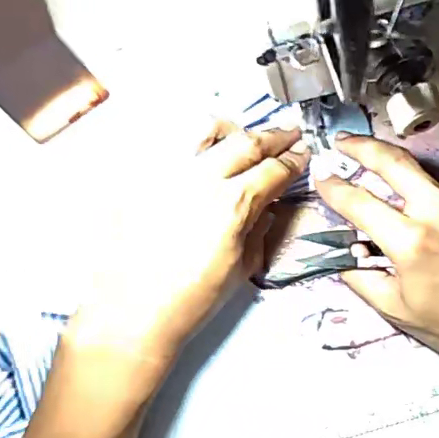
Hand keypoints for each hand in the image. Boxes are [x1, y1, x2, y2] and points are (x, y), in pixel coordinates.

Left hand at [65, 120, 308, 384]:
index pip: (273, 170)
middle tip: (290, 133)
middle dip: (274, 135)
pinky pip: (170, 141)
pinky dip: (194, 139)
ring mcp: (166, 171)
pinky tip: (203, 149)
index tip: (305, 154)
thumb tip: (269, 205)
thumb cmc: (193, 298)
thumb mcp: (242, 266)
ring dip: (233, 128)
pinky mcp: (138, 175)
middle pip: (246, 141)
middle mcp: (200, 178)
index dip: (295, 160)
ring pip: (205, 128)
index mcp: (232, 204)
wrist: (132, 310)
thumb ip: (260, 228)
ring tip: (243, 134)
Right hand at [313, 135, 438, 395]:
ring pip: (436, 186)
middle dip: (363, 146)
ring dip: (424, 199)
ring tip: (434, 234)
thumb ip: (364, 279)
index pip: (359, 202)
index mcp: (412, 242)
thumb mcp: (401, 313)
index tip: (323, 177)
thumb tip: (345, 255)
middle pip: (395, 162)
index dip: (334, 188)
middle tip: (345, 142)